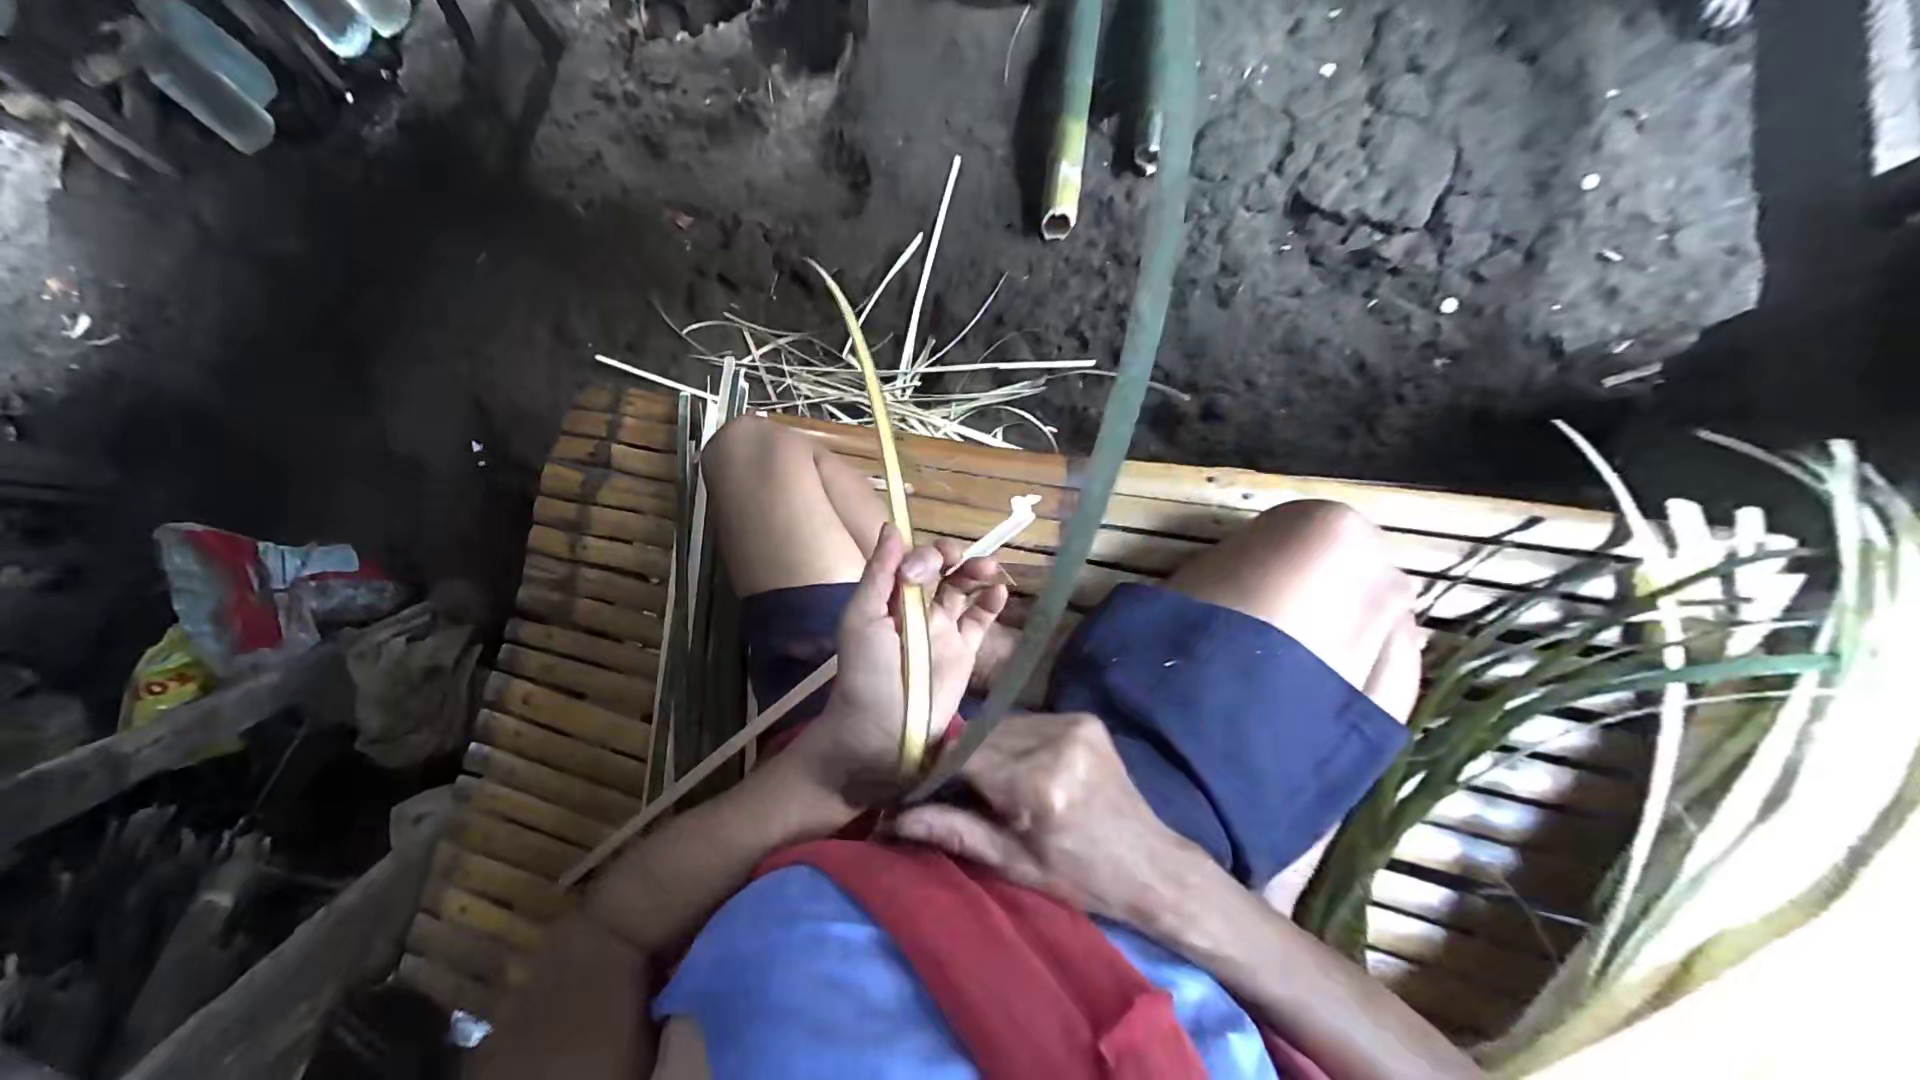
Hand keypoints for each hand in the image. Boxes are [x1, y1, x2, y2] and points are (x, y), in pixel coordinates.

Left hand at [798, 523, 1008, 803]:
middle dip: (956, 557)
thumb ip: (879, 574)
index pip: (915, 561)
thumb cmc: (866, 672)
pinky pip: (981, 621)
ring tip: (991, 568)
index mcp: (891, 597)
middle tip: (963, 560)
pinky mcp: (964, 653)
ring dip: (978, 572)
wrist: (882, 732)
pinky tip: (999, 593)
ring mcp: (943, 630)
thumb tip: (892, 526)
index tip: (929, 567)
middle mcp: (918, 609)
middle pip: (944, 570)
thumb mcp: (862, 618)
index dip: (926, 555)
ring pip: (965, 590)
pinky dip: (992, 603)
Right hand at [891, 712, 1206, 924]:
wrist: (1150, 863)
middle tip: (952, 786)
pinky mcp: (1086, 718)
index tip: (919, 784)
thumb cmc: (1080, 876)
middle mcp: (1057, 743)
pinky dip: (1015, 740)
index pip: (965, 758)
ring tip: (990, 780)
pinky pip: (1029, 722)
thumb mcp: (1013, 863)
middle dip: (962, 758)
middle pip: (983, 736)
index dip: (937, 768)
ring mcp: (1075, 725)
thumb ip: (954, 831)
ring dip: (988, 747)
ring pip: (1003, 725)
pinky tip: (1021, 766)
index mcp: (1038, 786)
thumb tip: (893, 820)